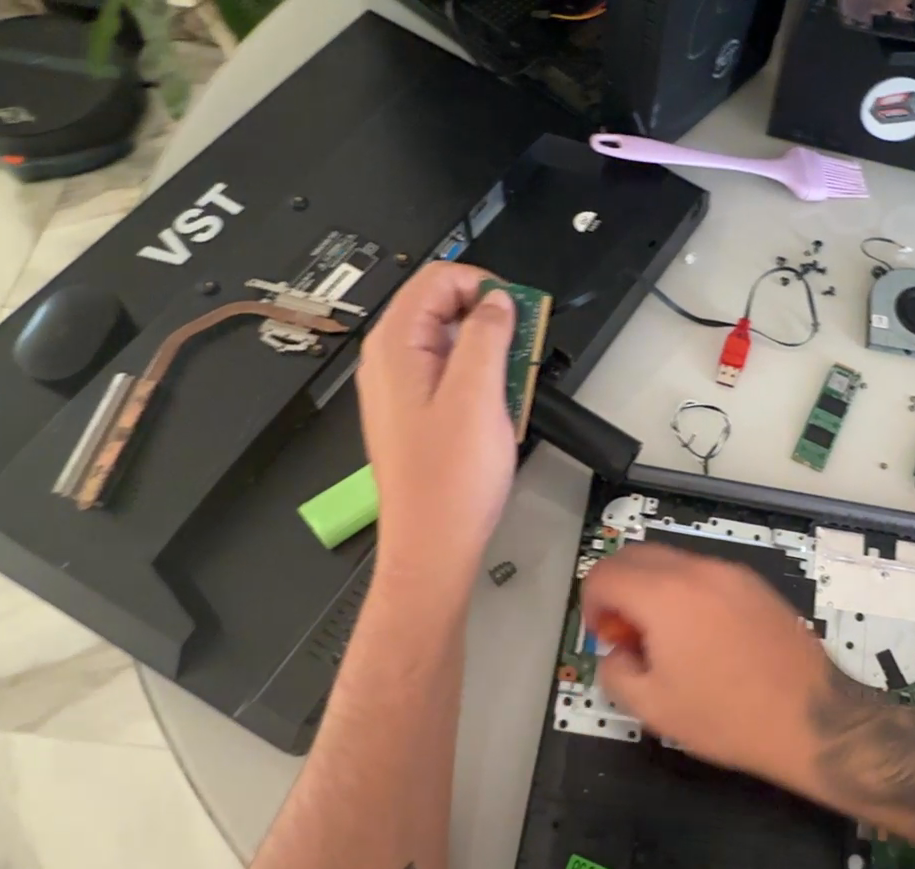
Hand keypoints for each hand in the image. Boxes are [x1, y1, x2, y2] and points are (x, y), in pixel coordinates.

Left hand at [358, 262, 516, 580]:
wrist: (433, 543)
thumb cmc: (449, 482)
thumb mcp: (478, 395)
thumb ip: (487, 335)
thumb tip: (497, 300)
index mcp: (396, 346)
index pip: (437, 279)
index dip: (484, 285)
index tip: (521, 309)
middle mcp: (390, 362)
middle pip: (442, 308)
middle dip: (490, 319)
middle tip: (525, 346)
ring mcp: (401, 389)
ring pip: (450, 344)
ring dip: (490, 353)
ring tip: (516, 383)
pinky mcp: (417, 414)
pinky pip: (450, 377)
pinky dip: (480, 380)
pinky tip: (501, 407)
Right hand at [579, 544, 831, 788]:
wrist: (811, 719)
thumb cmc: (727, 717)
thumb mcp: (652, 707)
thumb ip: (615, 671)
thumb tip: (616, 651)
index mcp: (665, 595)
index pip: (605, 574)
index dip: (590, 605)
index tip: (603, 638)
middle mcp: (698, 571)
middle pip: (636, 556)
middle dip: (617, 589)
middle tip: (626, 635)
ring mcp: (732, 574)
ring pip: (672, 562)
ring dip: (651, 589)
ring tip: (665, 639)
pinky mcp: (757, 586)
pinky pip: (705, 574)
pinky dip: (685, 592)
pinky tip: (701, 636)